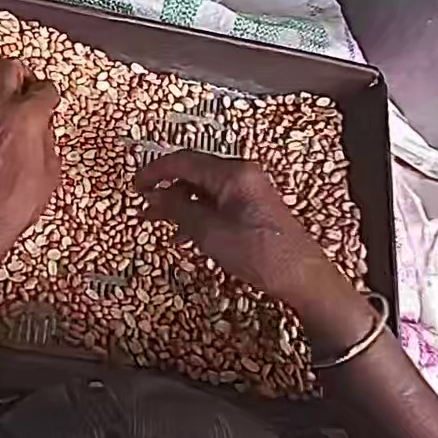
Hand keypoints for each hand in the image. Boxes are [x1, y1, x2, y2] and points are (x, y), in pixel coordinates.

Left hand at [0, 59, 59, 246]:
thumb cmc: (14, 201)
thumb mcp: (49, 171)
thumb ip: (47, 139)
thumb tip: (42, 128)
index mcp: (26, 116)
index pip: (44, 88)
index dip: (51, 95)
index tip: (52, 102)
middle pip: (10, 67)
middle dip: (25, 75)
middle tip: (32, 91)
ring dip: (3, 89)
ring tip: (14, 108)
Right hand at [134, 150, 350, 307]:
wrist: (303, 277)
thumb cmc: (258, 254)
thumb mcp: (211, 234)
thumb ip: (179, 211)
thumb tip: (153, 197)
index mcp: (234, 173)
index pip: (184, 161)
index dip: (155, 171)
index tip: (135, 186)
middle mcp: (242, 174)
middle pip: (195, 172)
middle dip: (167, 189)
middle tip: (145, 207)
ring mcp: (249, 189)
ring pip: (204, 187)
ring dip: (181, 203)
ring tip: (161, 224)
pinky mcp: (253, 205)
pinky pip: (218, 201)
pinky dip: (198, 212)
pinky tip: (186, 233)